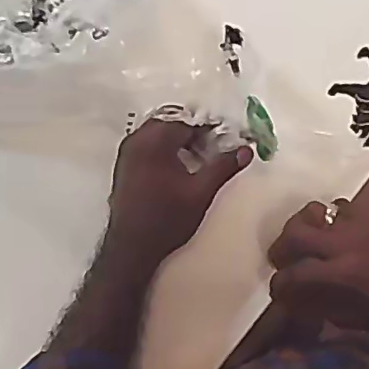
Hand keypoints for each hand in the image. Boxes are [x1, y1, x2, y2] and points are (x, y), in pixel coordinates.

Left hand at [103, 119, 252, 269]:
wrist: (132, 246)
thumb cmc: (167, 219)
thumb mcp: (200, 193)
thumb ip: (223, 167)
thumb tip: (246, 149)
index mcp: (155, 141)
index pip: (187, 121)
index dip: (208, 128)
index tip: (224, 140)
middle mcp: (137, 140)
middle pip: (170, 122)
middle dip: (192, 131)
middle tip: (211, 149)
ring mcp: (126, 153)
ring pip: (156, 132)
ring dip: (177, 140)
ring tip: (196, 160)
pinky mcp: (122, 166)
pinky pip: (145, 145)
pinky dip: (162, 149)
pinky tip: (176, 169)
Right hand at [268, 200, 368, 329]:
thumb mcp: (343, 317)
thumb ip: (313, 304)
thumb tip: (288, 299)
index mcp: (341, 274)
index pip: (294, 274)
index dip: (279, 284)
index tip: (277, 292)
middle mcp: (345, 245)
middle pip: (296, 233)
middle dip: (281, 248)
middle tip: (281, 260)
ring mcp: (356, 228)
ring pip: (314, 211)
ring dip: (303, 226)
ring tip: (304, 240)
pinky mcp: (367, 221)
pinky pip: (339, 208)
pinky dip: (328, 218)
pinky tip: (329, 233)